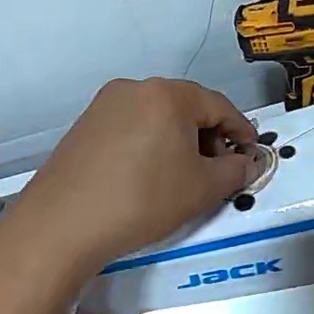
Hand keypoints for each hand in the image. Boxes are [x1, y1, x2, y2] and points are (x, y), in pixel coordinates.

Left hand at [7, 78, 256, 272]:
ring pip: (157, 117)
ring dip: (179, 141)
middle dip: (209, 137)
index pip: (219, 105)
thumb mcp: (202, 189)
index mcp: (168, 94)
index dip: (240, 130)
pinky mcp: (84, 126)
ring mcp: (104, 105)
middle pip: (186, 107)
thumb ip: (235, 171)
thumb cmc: (143, 200)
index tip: (250, 153)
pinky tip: (149, 176)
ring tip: (183, 176)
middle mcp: (134, 88)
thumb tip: (247, 163)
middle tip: (217, 171)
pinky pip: (131, 127)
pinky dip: (150, 145)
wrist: (63, 224)